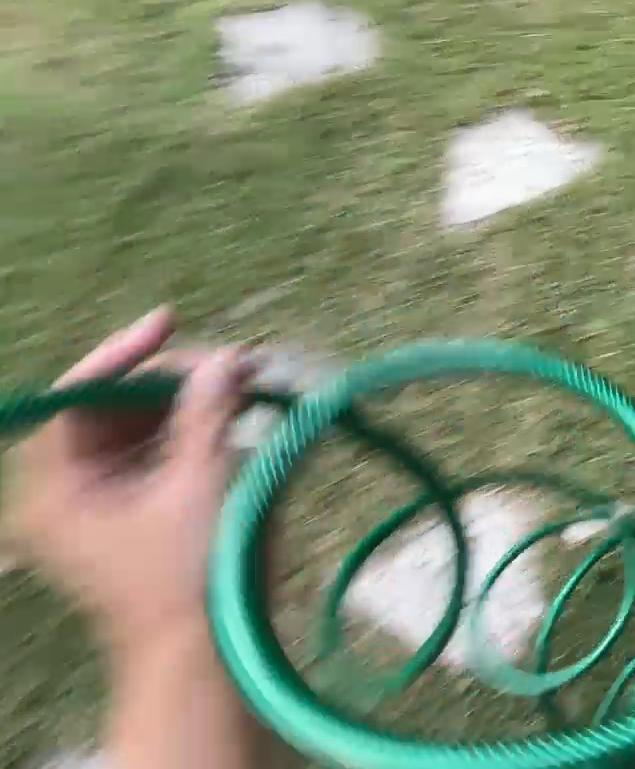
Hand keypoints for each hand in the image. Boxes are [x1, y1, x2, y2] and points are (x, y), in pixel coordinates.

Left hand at [3, 307, 251, 656]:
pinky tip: (243, 411)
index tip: (170, 320)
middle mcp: (68, 489)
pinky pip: (166, 448)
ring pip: (143, 425)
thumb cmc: (192, 565)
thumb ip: (208, 416)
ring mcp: (105, 499)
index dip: (121, 357)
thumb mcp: (202, 482)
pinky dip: (203, 425)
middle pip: (111, 409)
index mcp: (55, 489)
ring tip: (252, 381)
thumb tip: (226, 358)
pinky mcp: (143, 506)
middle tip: (238, 361)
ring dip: (195, 399)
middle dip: (174, 379)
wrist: (201, 641)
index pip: (75, 402)